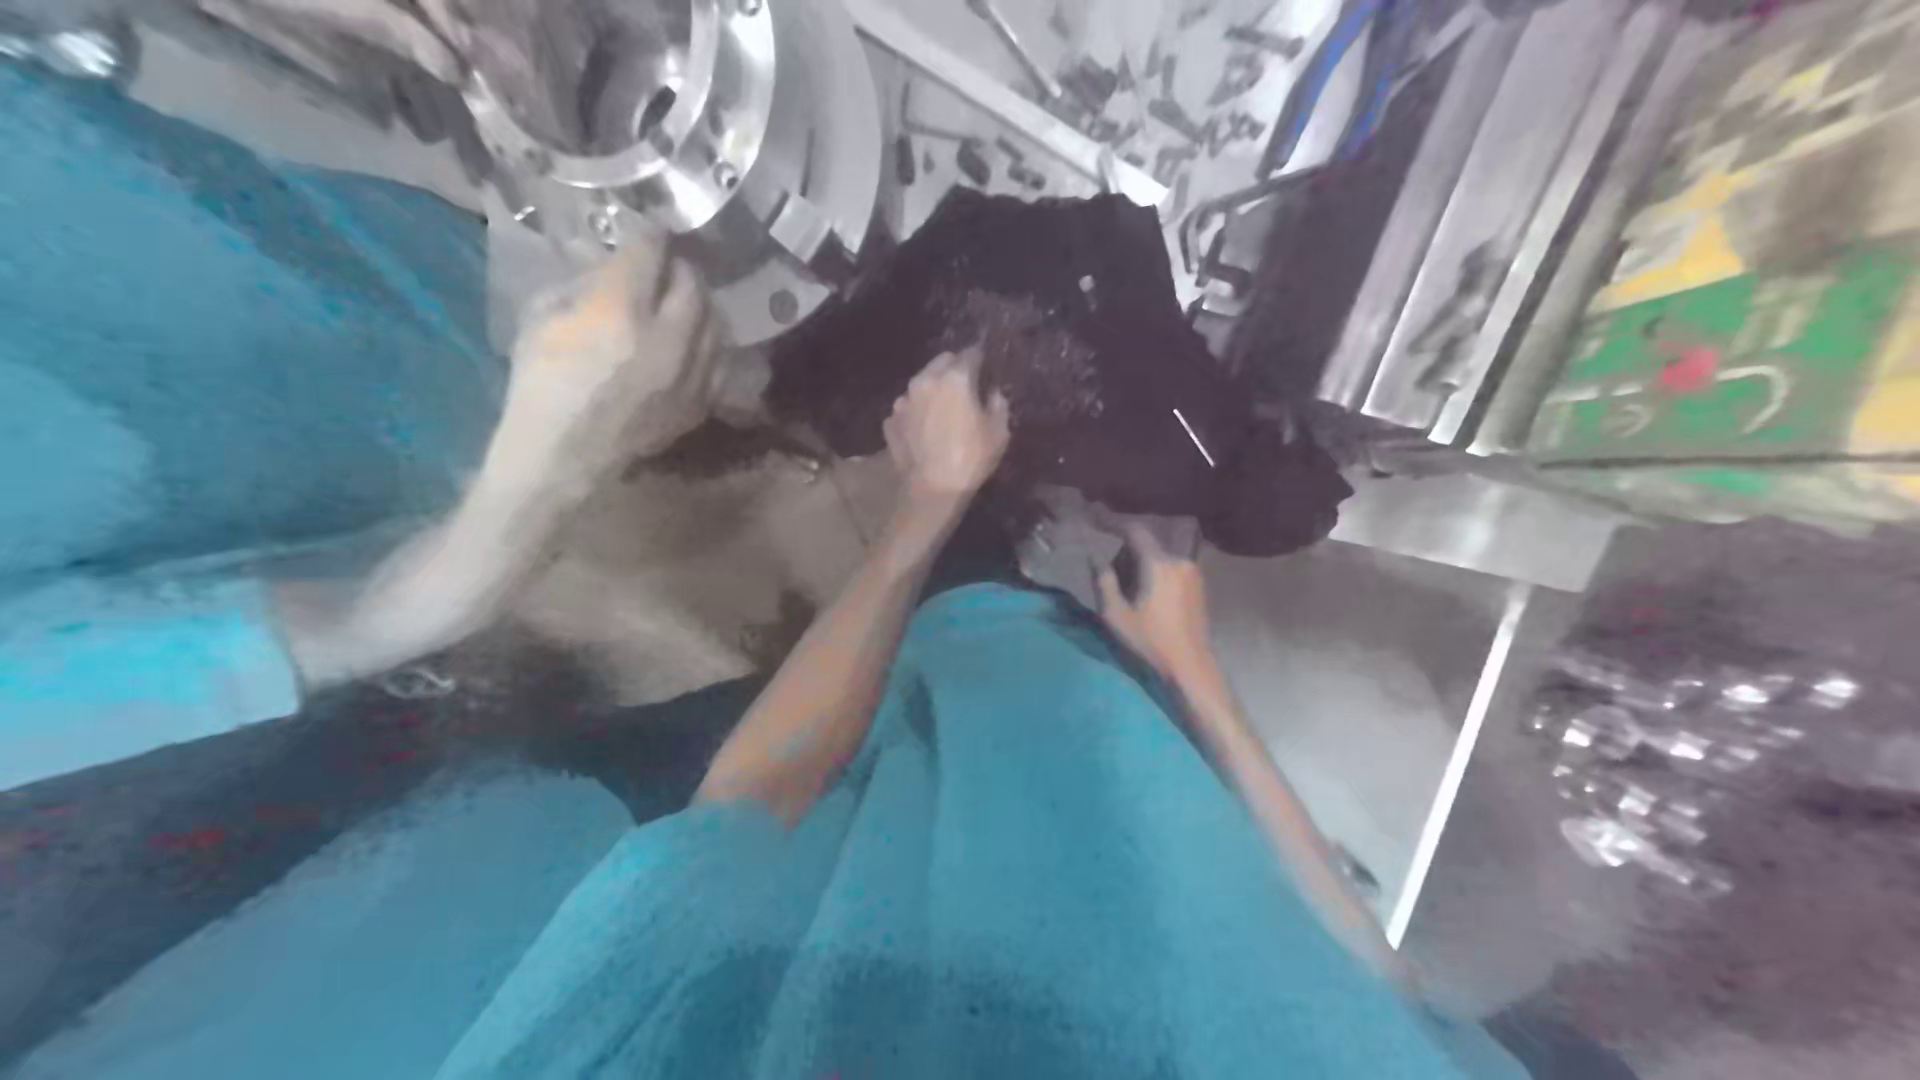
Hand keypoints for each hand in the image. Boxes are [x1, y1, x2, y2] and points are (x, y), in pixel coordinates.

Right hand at [492, 232, 715, 496]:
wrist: (566, 456)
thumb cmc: (541, 386)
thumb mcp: (542, 318)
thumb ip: (582, 284)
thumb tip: (609, 264)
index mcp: (619, 313)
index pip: (650, 254)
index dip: (651, 236)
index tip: (650, 231)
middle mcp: (666, 340)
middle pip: (693, 286)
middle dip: (682, 268)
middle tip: (671, 266)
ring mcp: (690, 375)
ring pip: (716, 324)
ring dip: (703, 304)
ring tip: (688, 300)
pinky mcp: (700, 402)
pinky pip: (720, 362)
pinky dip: (712, 343)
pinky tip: (700, 339)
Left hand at [883, 348, 1010, 512]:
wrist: (932, 491)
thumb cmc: (970, 459)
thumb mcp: (999, 432)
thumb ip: (998, 404)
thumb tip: (991, 392)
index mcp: (955, 378)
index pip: (970, 353)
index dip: (980, 359)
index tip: (986, 368)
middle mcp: (925, 381)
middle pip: (941, 362)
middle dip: (954, 368)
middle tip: (965, 387)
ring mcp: (903, 401)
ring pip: (920, 384)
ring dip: (932, 390)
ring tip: (941, 409)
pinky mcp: (890, 421)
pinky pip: (907, 409)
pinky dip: (916, 413)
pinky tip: (924, 430)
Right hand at [1096, 519, 1216, 683]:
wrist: (1190, 664)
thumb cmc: (1150, 640)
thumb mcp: (1116, 615)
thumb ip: (1104, 582)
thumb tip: (1096, 559)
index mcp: (1159, 564)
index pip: (1136, 532)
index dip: (1116, 525)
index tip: (1100, 526)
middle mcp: (1179, 561)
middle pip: (1149, 544)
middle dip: (1128, 549)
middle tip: (1110, 563)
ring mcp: (1193, 572)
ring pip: (1161, 555)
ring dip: (1143, 561)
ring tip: (1127, 580)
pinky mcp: (1198, 585)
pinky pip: (1172, 567)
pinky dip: (1157, 570)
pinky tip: (1147, 590)